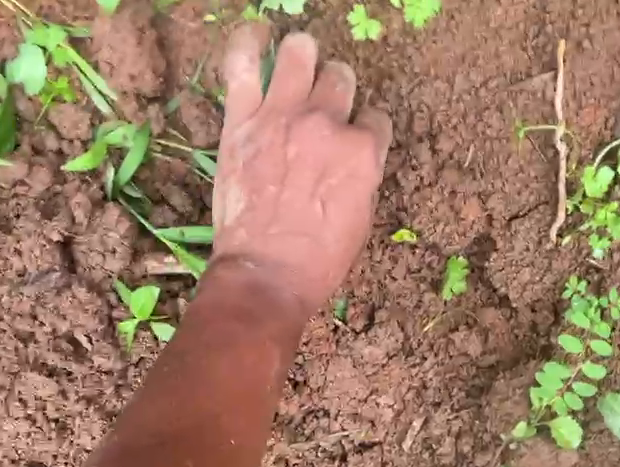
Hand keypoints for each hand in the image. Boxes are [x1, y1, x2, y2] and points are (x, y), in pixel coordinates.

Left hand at [212, 26, 392, 319]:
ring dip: (303, 59)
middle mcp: (328, 124)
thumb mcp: (360, 224)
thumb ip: (362, 179)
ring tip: (297, 68)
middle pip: (341, 80)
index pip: (376, 119)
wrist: (268, 275)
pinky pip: (244, 59)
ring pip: (301, 53)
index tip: (354, 144)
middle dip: (337, 93)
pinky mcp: (243, 118)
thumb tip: (356, 158)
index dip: (366, 131)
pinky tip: (258, 38)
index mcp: (363, 154)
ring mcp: (283, 115)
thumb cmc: (319, 263)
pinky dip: (250, 42)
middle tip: (324, 111)